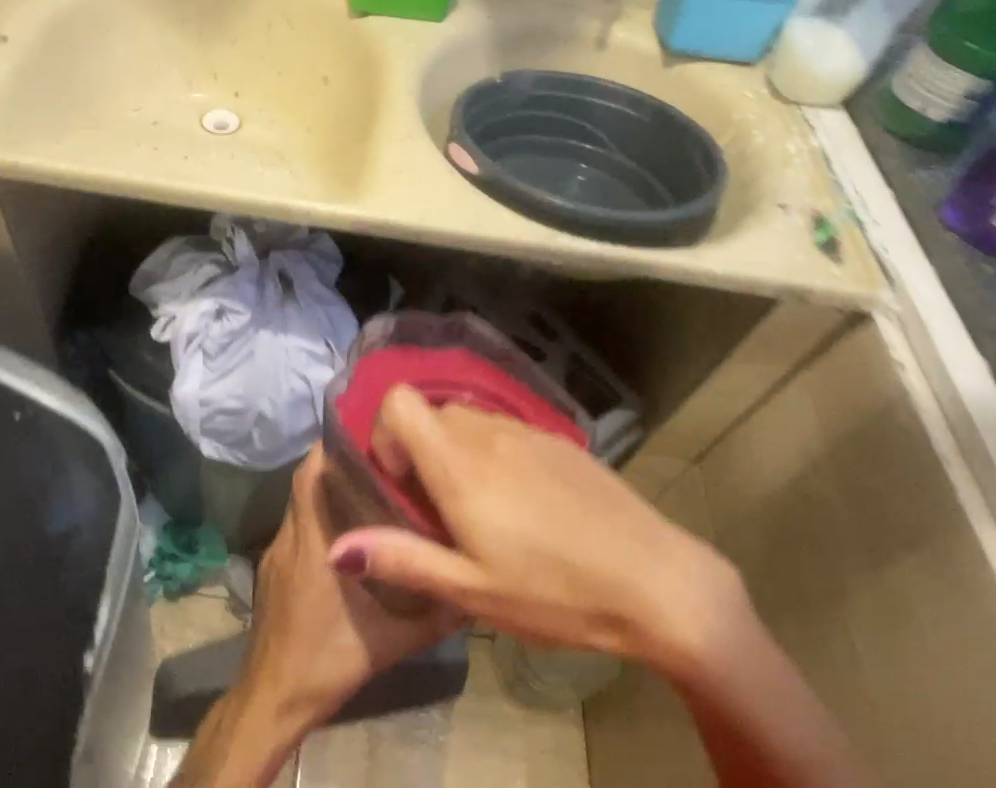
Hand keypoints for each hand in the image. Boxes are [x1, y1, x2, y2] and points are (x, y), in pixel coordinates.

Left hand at [241, 442, 463, 726]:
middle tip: (382, 457)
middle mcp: (290, 539)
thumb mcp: (392, 641)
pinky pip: (297, 529)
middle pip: (307, 482)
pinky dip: (320, 518)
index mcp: (314, 544)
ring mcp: (277, 555)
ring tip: (372, 487)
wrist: (273, 699)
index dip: (334, 446)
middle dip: (339, 463)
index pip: (311, 474)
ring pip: (301, 505)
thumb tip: (475, 590)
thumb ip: (435, 614)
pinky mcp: (273, 572)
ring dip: (329, 491)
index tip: (368, 431)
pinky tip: (350, 532)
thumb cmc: (328, 661)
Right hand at [328, 385, 750, 681]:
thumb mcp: (472, 591)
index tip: (399, 481)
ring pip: (472, 421)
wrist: (659, 583)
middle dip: (421, 450)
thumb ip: (401, 560)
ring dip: (458, 452)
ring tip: (480, 512)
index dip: (386, 432)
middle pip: (434, 412)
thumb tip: (336, 547)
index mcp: (462, 466)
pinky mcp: (564, 444)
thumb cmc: (556, 594)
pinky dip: (495, 455)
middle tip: (436, 509)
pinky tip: (524, 508)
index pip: (400, 401)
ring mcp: (532, 434)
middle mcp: (492, 435)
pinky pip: (509, 432)